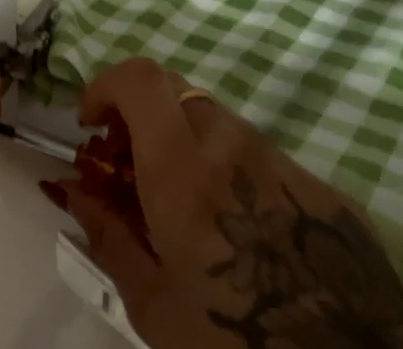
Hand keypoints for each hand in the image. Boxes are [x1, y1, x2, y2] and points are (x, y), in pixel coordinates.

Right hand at [42, 58, 402, 348]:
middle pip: (177, 92)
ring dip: (187, 143)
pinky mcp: (331, 197)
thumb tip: (71, 189)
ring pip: (222, 124)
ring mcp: (290, 170)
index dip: (106, 86)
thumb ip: (107, 234)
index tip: (93, 126)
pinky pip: (266, 160)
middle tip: (130, 165)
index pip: (140, 79)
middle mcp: (237, 152)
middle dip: (141, 115)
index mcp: (184, 173)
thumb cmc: (236, 345)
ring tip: (183, 204)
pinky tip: (240, 233)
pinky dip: (234, 173)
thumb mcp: (153, 303)